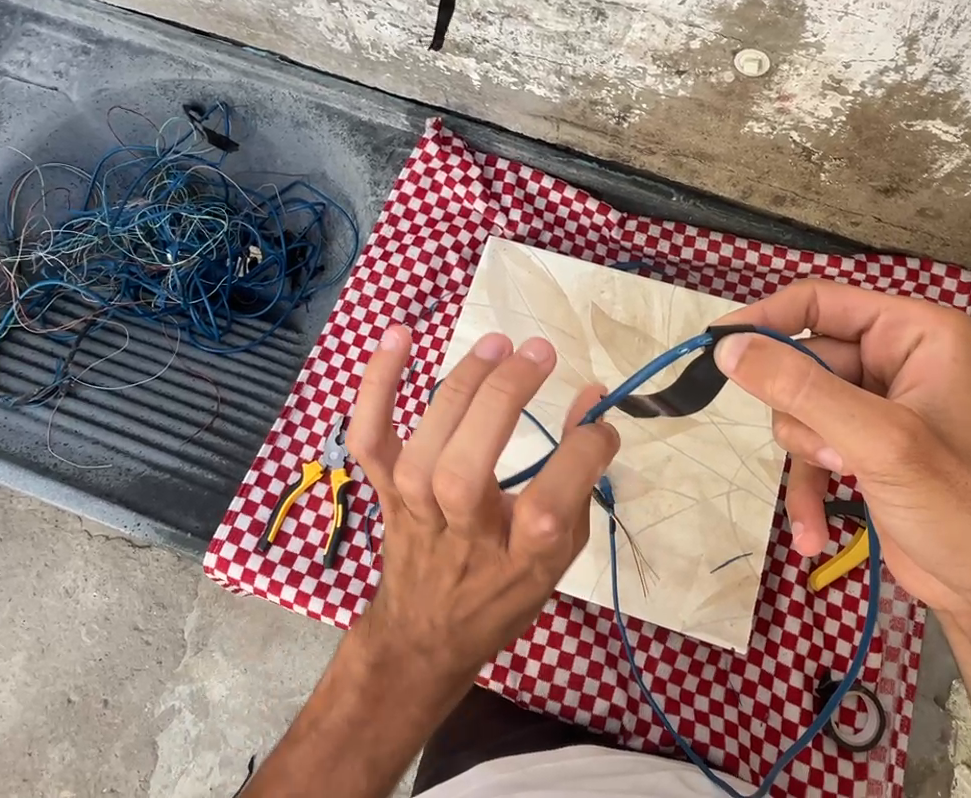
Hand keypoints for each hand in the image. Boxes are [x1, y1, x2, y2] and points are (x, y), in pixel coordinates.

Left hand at [346, 324, 620, 686]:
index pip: (552, 503)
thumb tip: (592, 398)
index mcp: (520, 559)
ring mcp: (415, 511)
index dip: (583, 453)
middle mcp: (462, 535)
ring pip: (421, 452)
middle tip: (540, 353)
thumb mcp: (559, 553)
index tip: (600, 422)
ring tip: (497, 345)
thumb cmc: (503, 590)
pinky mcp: (386, 491)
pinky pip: (370, 439)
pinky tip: (400, 338)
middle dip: (502, 401)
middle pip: (467, 469)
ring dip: (458, 389)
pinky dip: (376, 388)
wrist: (425, 632)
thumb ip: (578, 481)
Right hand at [714, 280, 970, 621]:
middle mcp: (896, 360)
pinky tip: (813, 532)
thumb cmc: (962, 509)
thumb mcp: (877, 440)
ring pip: (798, 408)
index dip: (764, 321)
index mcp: (915, 333)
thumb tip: (727, 347)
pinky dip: (808, 488)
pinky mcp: (866, 449)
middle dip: (803, 414)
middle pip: (802, 361)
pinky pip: (811, 450)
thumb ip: (800, 387)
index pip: (818, 302)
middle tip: (829, 451)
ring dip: (806, 454)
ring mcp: (879, 407)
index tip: (715, 348)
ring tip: (842, 480)